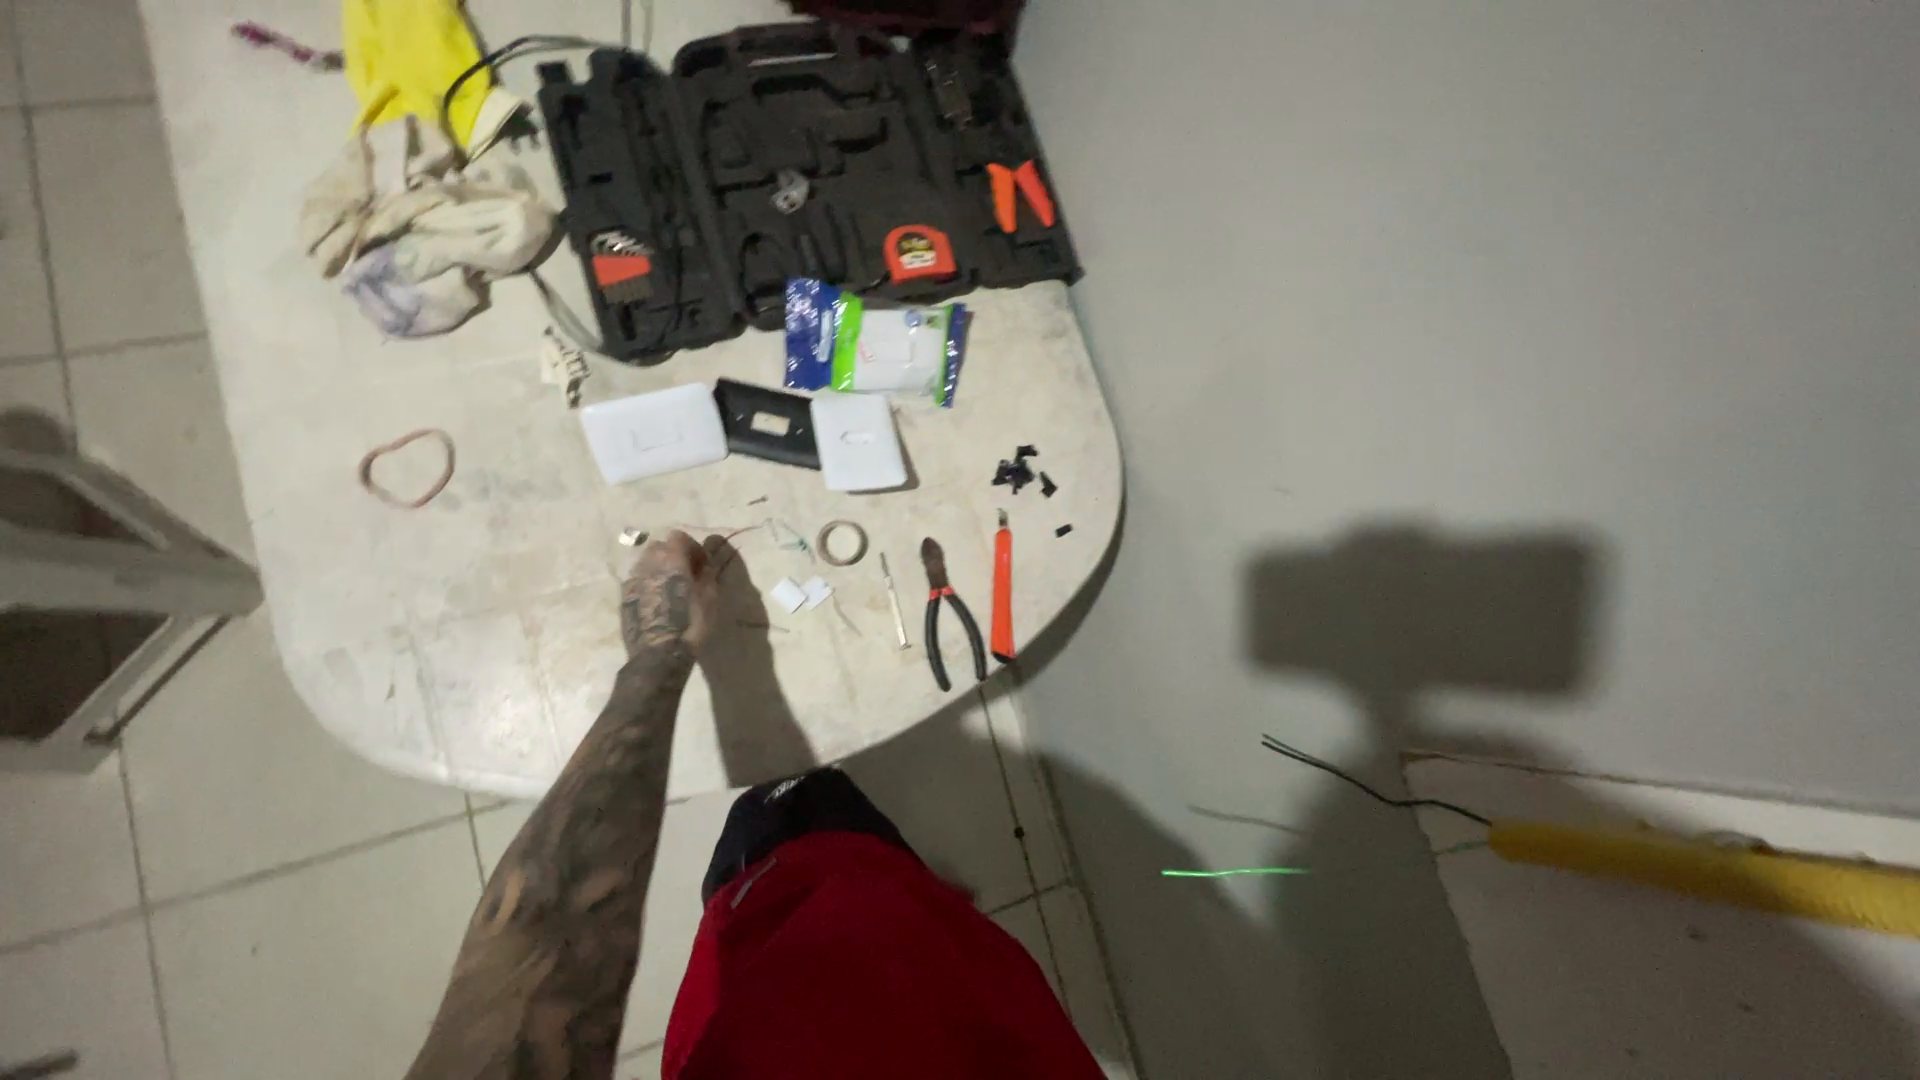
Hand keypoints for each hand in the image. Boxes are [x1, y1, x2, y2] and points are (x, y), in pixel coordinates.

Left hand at [620, 530, 723, 656]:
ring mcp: (633, 580)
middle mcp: (648, 564)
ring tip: (670, 587)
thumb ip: (707, 575)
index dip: (692, 547)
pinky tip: (657, 600)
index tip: (701, 563)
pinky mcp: (624, 596)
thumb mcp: (710, 599)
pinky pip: (637, 580)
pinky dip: (648, 583)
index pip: (678, 537)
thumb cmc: (691, 624)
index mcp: (672, 560)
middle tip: (685, 573)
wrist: (659, 653)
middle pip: (659, 547)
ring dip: (659, 568)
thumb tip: (704, 566)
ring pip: (645, 563)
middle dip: (672, 555)